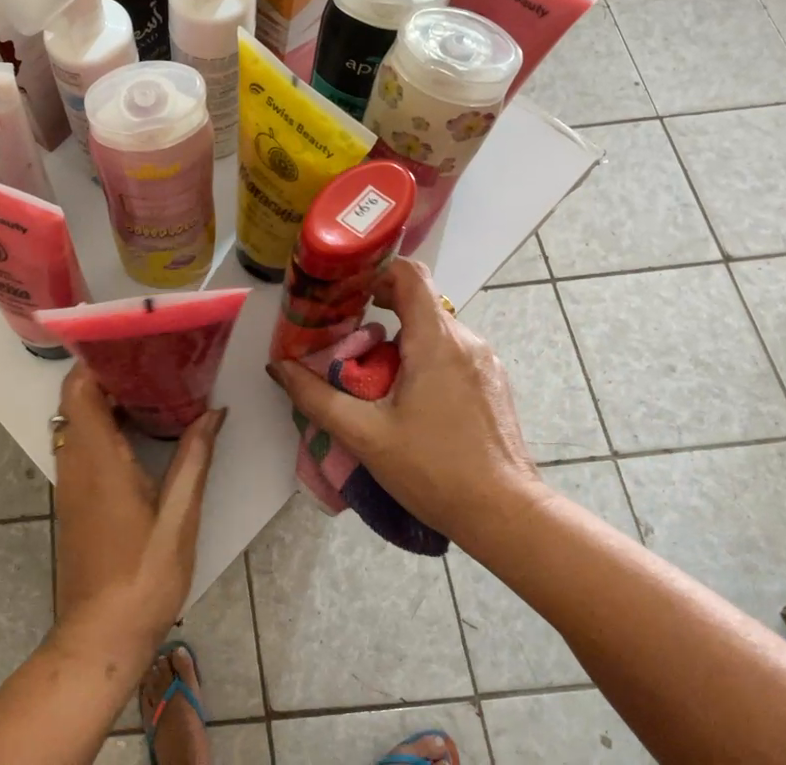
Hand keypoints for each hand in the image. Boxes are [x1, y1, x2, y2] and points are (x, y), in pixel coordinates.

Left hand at [52, 363, 225, 648]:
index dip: (96, 358)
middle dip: (110, 374)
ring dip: (108, 401)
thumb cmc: (143, 573)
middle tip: (155, 362)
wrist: (101, 633)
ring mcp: (71, 481)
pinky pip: (82, 445)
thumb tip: (213, 412)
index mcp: (98, 456)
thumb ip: (194, 458)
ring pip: (78, 422)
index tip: (132, 342)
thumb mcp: (180, 515)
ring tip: (156, 389)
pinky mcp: (75, 499)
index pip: (79, 387)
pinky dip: (106, 428)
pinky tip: (144, 435)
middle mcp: (75, 460)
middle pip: (77, 398)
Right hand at [269, 259, 544, 551]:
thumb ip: (316, 397)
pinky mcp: (491, 384)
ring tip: (364, 370)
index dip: (372, 270)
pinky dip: (419, 357)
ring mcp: (484, 362)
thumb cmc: (434, 470)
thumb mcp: (364, 435)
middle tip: (340, 332)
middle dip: (376, 308)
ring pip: (433, 329)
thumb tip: (280, 368)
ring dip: (397, 337)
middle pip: (417, 300)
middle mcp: (466, 340)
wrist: (505, 515)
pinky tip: (400, 394)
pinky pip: (449, 352)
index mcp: (437, 341)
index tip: (341, 288)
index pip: (408, 273)